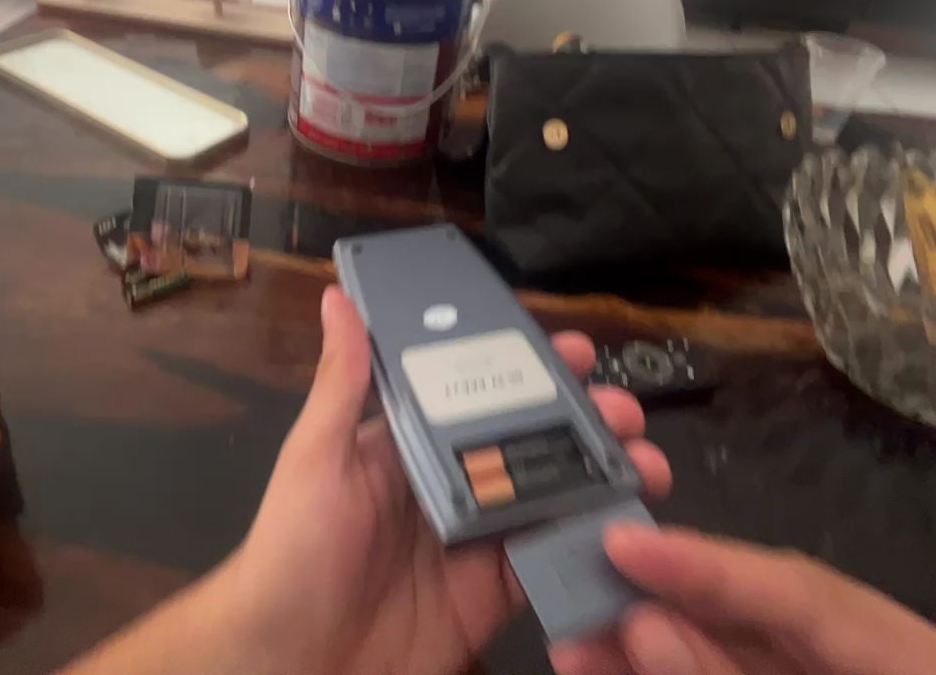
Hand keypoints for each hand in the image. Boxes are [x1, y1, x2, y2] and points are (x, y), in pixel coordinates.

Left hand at [218, 286, 673, 674]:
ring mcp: (472, 537)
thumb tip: (337, 297)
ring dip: (595, 472)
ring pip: (546, 492)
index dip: (522, 365)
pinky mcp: (490, 593)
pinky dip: (586, 543)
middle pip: (522, 437)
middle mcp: (446, 479)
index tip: (573, 349)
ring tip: (643, 461)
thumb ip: (341, 381)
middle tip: (623, 408)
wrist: (292, 667)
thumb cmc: (295, 549)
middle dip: (577, 416)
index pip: (473, 388)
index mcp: (408, 440)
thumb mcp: (316, 456)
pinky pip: (545, 561)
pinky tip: (626, 527)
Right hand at [551, 525, 935, 674]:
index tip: (618, 544)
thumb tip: (645, 627)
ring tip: (578, 648)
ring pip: (741, 653)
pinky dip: (680, 674)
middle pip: (766, 618)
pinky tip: (618, 672)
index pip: (813, 597)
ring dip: (656, 650)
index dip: (709, 567)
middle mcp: (888, 669)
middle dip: (664, 607)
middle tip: (576, 597)